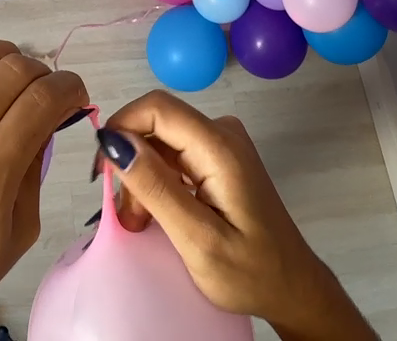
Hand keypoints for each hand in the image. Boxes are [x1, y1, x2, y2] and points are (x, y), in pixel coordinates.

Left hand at [0, 0, 88, 340]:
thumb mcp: (16, 234)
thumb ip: (34, 168)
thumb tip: (45, 119)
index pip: (43, 102)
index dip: (70, 87)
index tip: (77, 93)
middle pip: (12, 73)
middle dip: (43, 71)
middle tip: (48, 86)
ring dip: (1, 49)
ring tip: (13, 62)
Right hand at [99, 91, 378, 340]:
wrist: (293, 287)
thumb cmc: (250, 272)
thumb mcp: (197, 239)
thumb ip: (156, 187)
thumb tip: (114, 141)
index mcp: (220, 146)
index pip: (156, 107)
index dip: (121, 128)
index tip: (103, 173)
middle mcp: (221, 132)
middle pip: (156, 124)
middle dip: (130, 163)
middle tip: (127, 216)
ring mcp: (222, 142)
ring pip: (161, 140)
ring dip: (142, 177)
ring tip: (140, 222)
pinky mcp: (219, 157)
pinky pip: (174, 153)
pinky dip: (157, 180)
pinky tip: (156, 213)